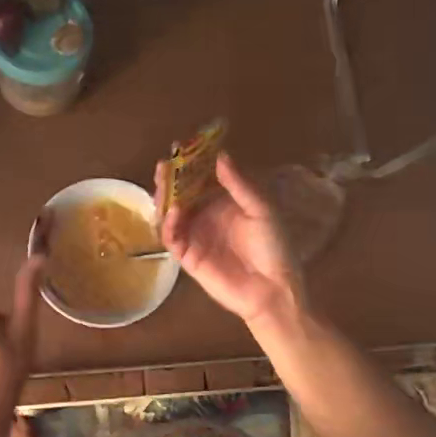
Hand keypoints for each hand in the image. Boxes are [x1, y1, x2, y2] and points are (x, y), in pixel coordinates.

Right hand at [157, 153, 305, 325]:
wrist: (272, 288)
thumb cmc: (273, 247)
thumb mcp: (262, 209)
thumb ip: (239, 184)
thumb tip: (220, 155)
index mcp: (224, 202)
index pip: (200, 178)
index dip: (190, 164)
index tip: (180, 148)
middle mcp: (205, 216)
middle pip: (180, 193)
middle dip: (169, 179)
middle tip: (162, 166)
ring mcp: (195, 235)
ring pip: (170, 213)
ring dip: (164, 199)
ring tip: (162, 186)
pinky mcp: (187, 256)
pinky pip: (171, 238)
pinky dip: (168, 224)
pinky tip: (173, 212)